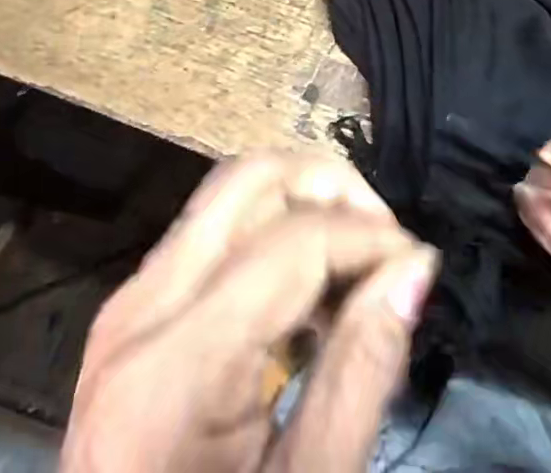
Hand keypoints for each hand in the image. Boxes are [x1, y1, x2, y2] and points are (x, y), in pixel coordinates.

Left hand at [63, 152, 438, 472]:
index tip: (418, 268)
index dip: (373, 237)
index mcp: (172, 372)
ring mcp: (132, 301)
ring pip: (236, 189)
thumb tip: (415, 266)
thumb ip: (363, 369)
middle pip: (254, 179)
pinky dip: (281, 227)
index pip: (296, 242)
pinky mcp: (138, 305)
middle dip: (337, 190)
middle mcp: (140, 310)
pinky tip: (314, 288)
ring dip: (310, 204)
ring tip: (356, 267)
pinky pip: (219, 224)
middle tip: (386, 248)